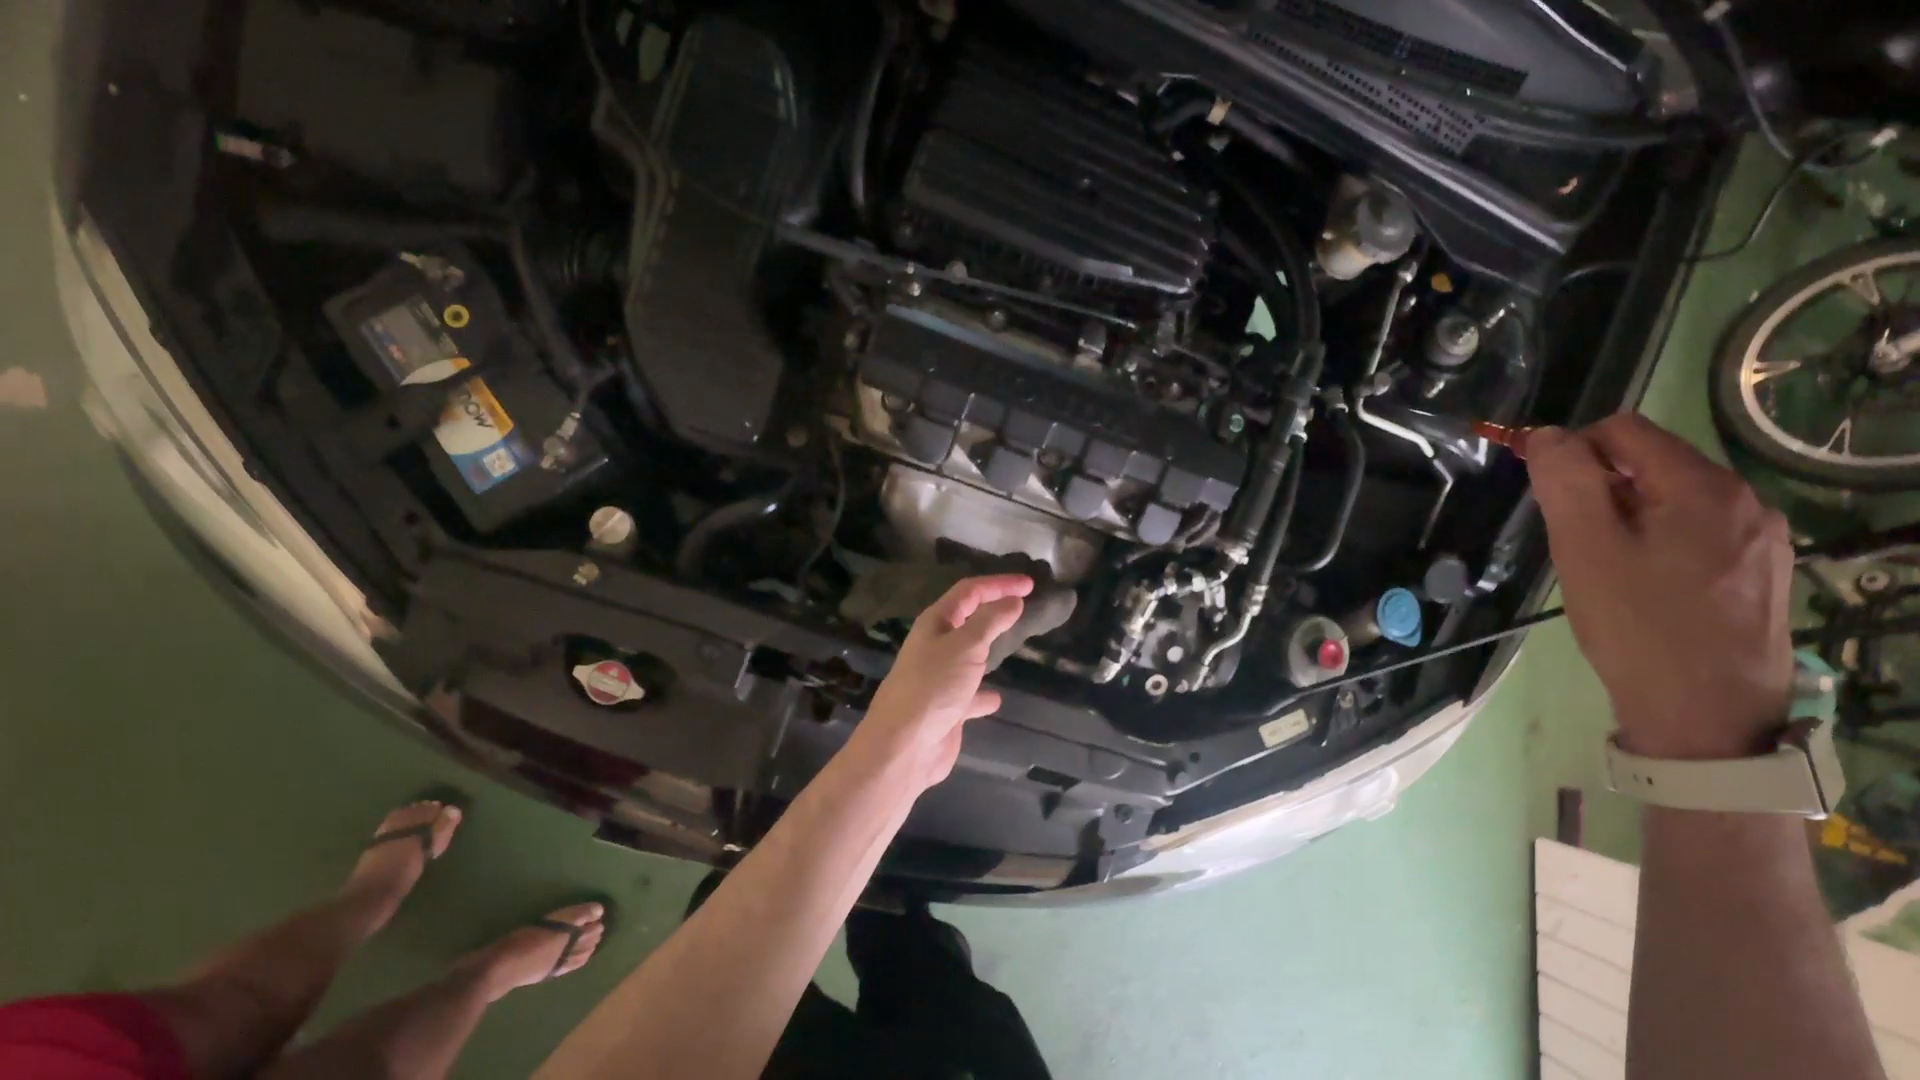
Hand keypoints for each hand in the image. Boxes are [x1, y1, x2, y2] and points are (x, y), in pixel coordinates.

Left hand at [841, 575, 1032, 791]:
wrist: (905, 745)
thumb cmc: (933, 686)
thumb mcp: (965, 646)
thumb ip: (991, 622)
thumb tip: (1014, 600)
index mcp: (935, 623)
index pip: (969, 592)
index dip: (998, 584)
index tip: (1030, 585)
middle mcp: (934, 646)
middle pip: (967, 620)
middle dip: (993, 610)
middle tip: (1023, 606)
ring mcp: (939, 678)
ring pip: (968, 656)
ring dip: (987, 648)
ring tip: (1014, 646)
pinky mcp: (946, 709)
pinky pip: (969, 694)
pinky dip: (983, 693)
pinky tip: (997, 698)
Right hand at [1527, 414, 1794, 760]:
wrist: (1708, 716)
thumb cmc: (1637, 627)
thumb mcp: (1584, 549)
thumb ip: (1566, 481)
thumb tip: (1549, 436)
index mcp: (1703, 486)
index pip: (1622, 430)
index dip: (1572, 451)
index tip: (1547, 499)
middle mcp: (1746, 499)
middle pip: (1651, 461)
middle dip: (1602, 488)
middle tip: (1576, 543)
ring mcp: (1762, 535)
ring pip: (1673, 497)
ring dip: (1629, 514)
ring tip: (1607, 567)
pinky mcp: (1763, 569)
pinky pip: (1697, 529)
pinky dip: (1659, 539)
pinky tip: (1646, 584)